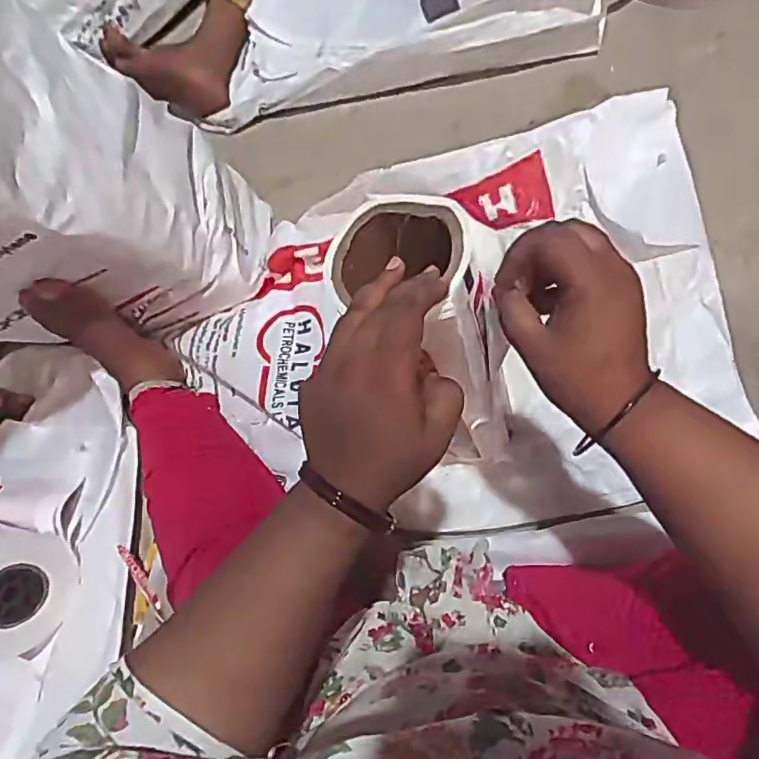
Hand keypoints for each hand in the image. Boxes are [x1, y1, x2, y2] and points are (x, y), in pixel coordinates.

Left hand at [299, 258, 463, 509]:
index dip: (423, 290)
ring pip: (349, 317)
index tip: (440, 279)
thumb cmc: (394, 461)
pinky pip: (336, 341)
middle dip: (400, 285)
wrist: (341, 488)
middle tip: (419, 270)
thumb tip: (429, 371)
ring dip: (372, 293)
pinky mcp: (313, 380)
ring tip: (389, 274)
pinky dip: (354, 324)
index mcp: (385, 368)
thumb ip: (445, 390)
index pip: (404, 312)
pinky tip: (365, 323)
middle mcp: (352, 358)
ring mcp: (327, 367)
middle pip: (375, 307)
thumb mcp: (439, 432)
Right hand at [494, 221, 655, 434]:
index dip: (518, 256)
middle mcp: (613, 267)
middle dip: (535, 251)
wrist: (622, 403)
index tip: (505, 286)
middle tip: (517, 282)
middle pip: (567, 231)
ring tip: (534, 294)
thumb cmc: (577, 379)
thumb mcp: (531, 345)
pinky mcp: (626, 288)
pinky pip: (595, 260)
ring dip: (552, 258)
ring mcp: (623, 276)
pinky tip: (554, 302)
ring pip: (582, 241)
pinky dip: (570, 269)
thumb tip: (506, 289)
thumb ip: (510, 307)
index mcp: (591, 279)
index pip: (548, 238)